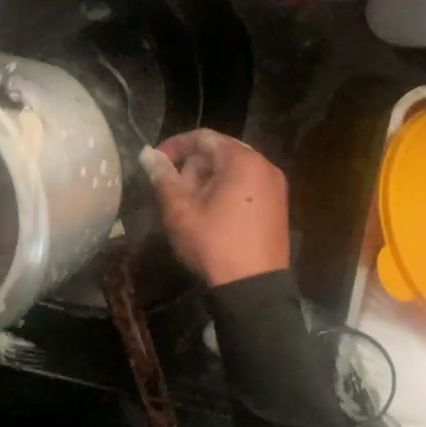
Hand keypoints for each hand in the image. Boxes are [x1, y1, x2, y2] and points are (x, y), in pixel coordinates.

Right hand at [139, 129, 289, 286]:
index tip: (155, 163)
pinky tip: (211, 211)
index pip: (203, 138)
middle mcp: (263, 165)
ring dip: (207, 177)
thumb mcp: (179, 209)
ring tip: (190, 202)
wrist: (253, 289)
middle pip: (219, 151)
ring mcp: (275, 185)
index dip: (174, 146)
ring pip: (232, 168)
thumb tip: (147, 153)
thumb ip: (163, 176)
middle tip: (173, 188)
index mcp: (242, 161)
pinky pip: (246, 183)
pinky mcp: (278, 204)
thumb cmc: (213, 243)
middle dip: (192, 165)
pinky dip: (225, 188)